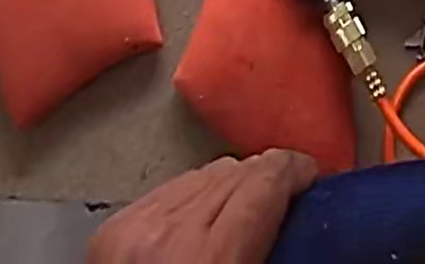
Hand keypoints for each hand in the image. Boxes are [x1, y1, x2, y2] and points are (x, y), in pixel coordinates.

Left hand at [87, 149, 317, 263]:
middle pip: (239, 171)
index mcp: (208, 262)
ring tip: (249, 205)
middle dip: (269, 178)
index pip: (264, 180)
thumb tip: (310, 228)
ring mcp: (134, 229)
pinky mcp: (111, 230)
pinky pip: (176, 186)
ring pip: (208, 171)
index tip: (312, 178)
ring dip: (234, 184)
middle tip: (288, 197)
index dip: (295, 171)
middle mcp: (168, 235)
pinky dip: (199, 194)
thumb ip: (279, 257)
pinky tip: (207, 216)